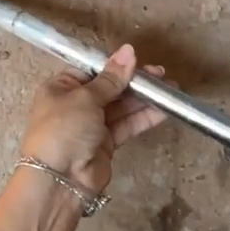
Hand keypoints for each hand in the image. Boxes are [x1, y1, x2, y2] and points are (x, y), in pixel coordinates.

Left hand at [17, 45, 166, 192]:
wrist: (59, 180)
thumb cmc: (64, 129)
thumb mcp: (86, 98)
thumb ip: (111, 78)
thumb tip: (129, 51)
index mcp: (61, 88)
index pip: (91, 70)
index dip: (114, 65)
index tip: (139, 61)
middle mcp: (75, 104)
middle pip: (109, 88)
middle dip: (133, 81)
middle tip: (161, 75)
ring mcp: (91, 125)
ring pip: (120, 106)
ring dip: (143, 98)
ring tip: (170, 89)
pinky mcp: (105, 143)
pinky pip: (126, 125)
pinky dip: (143, 117)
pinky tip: (164, 109)